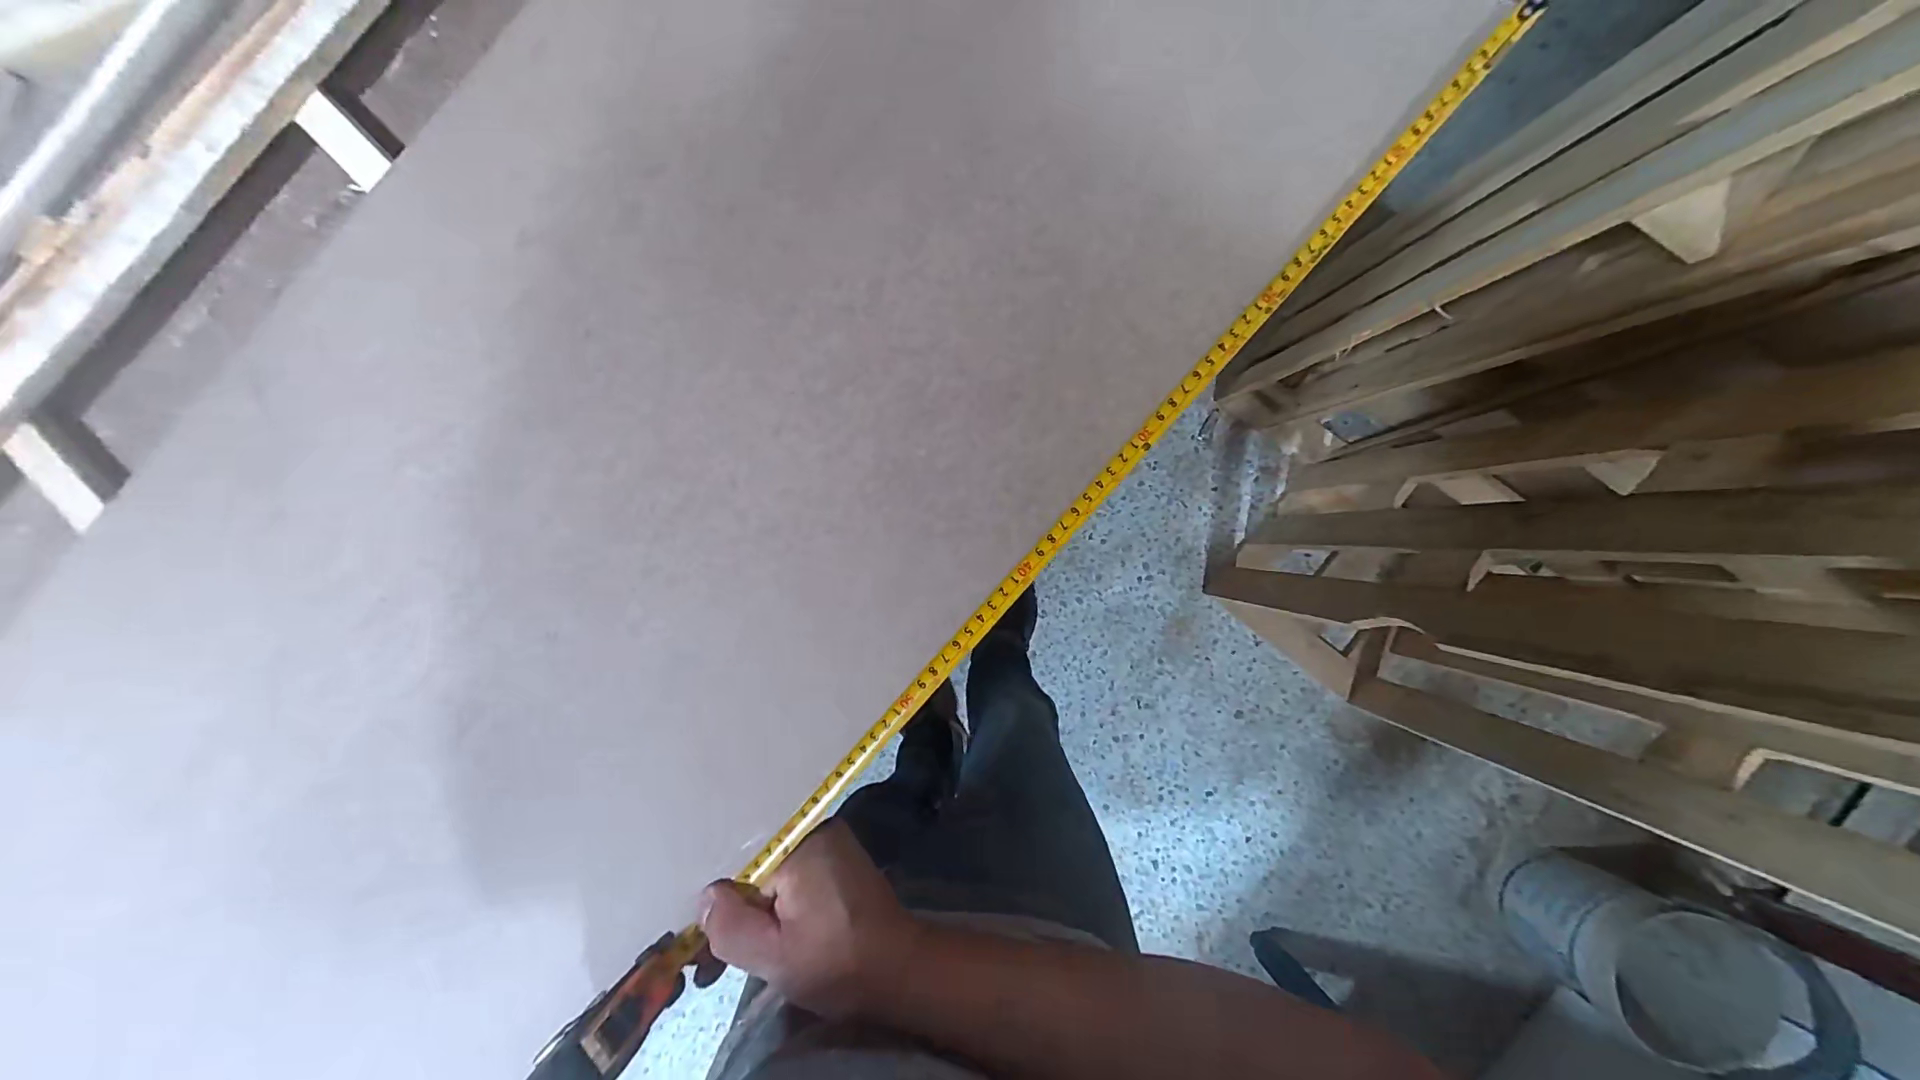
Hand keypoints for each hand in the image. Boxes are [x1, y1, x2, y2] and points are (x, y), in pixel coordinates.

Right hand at [700, 821, 921, 1017]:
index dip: (715, 885)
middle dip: (733, 896)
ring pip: (773, 865)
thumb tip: (706, 896)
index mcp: (800, 840)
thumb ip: (730, 925)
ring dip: (754, 900)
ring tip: (734, 938)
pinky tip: (763, 926)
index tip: (696, 916)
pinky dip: (775, 896)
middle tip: (710, 938)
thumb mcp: (773, 956)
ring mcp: (830, 840)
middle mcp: (815, 827)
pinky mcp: (837, 857)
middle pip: (756, 855)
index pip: (740, 850)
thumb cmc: (837, 962)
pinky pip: (792, 869)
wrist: (899, 969)